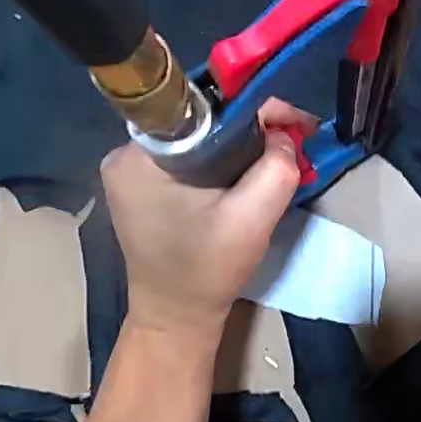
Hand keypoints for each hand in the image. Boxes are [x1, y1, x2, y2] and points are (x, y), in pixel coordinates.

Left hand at [101, 99, 313, 337]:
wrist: (175, 316)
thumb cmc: (206, 270)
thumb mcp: (252, 219)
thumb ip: (277, 169)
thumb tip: (283, 135)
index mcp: (142, 156)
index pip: (206, 105)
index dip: (256, 107)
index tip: (293, 124)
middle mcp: (127, 154)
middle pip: (204, 118)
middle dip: (254, 129)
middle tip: (292, 145)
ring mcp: (130, 170)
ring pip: (200, 136)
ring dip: (239, 146)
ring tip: (276, 160)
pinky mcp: (141, 186)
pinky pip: (189, 156)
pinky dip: (221, 161)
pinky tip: (245, 177)